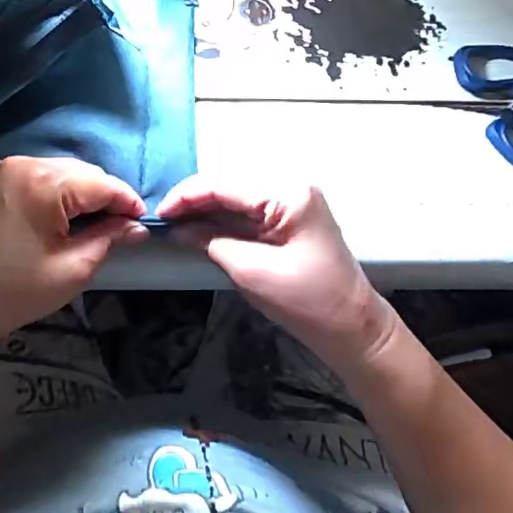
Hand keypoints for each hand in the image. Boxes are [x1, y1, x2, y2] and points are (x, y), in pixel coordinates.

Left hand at [0, 157, 146, 384]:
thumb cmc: (16, 291)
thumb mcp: (73, 268)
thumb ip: (109, 238)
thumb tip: (137, 226)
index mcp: (43, 184)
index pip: (101, 184)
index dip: (127, 202)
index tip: (144, 223)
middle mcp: (26, 164)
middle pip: (85, 173)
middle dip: (107, 197)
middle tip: (124, 227)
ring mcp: (11, 167)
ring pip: (68, 172)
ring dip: (87, 194)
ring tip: (100, 224)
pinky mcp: (3, 177)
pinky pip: (47, 176)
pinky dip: (65, 192)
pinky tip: (72, 216)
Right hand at [156, 176, 398, 376]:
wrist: (353, 328)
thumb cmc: (308, 302)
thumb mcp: (251, 272)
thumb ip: (211, 242)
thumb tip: (178, 228)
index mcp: (287, 194)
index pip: (223, 184)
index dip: (186, 197)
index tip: (159, 215)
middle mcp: (291, 187)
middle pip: (228, 184)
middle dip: (193, 201)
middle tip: (162, 221)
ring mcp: (292, 200)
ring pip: (235, 195)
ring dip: (205, 209)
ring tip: (174, 224)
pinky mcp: (290, 217)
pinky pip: (248, 209)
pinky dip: (222, 218)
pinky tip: (199, 227)